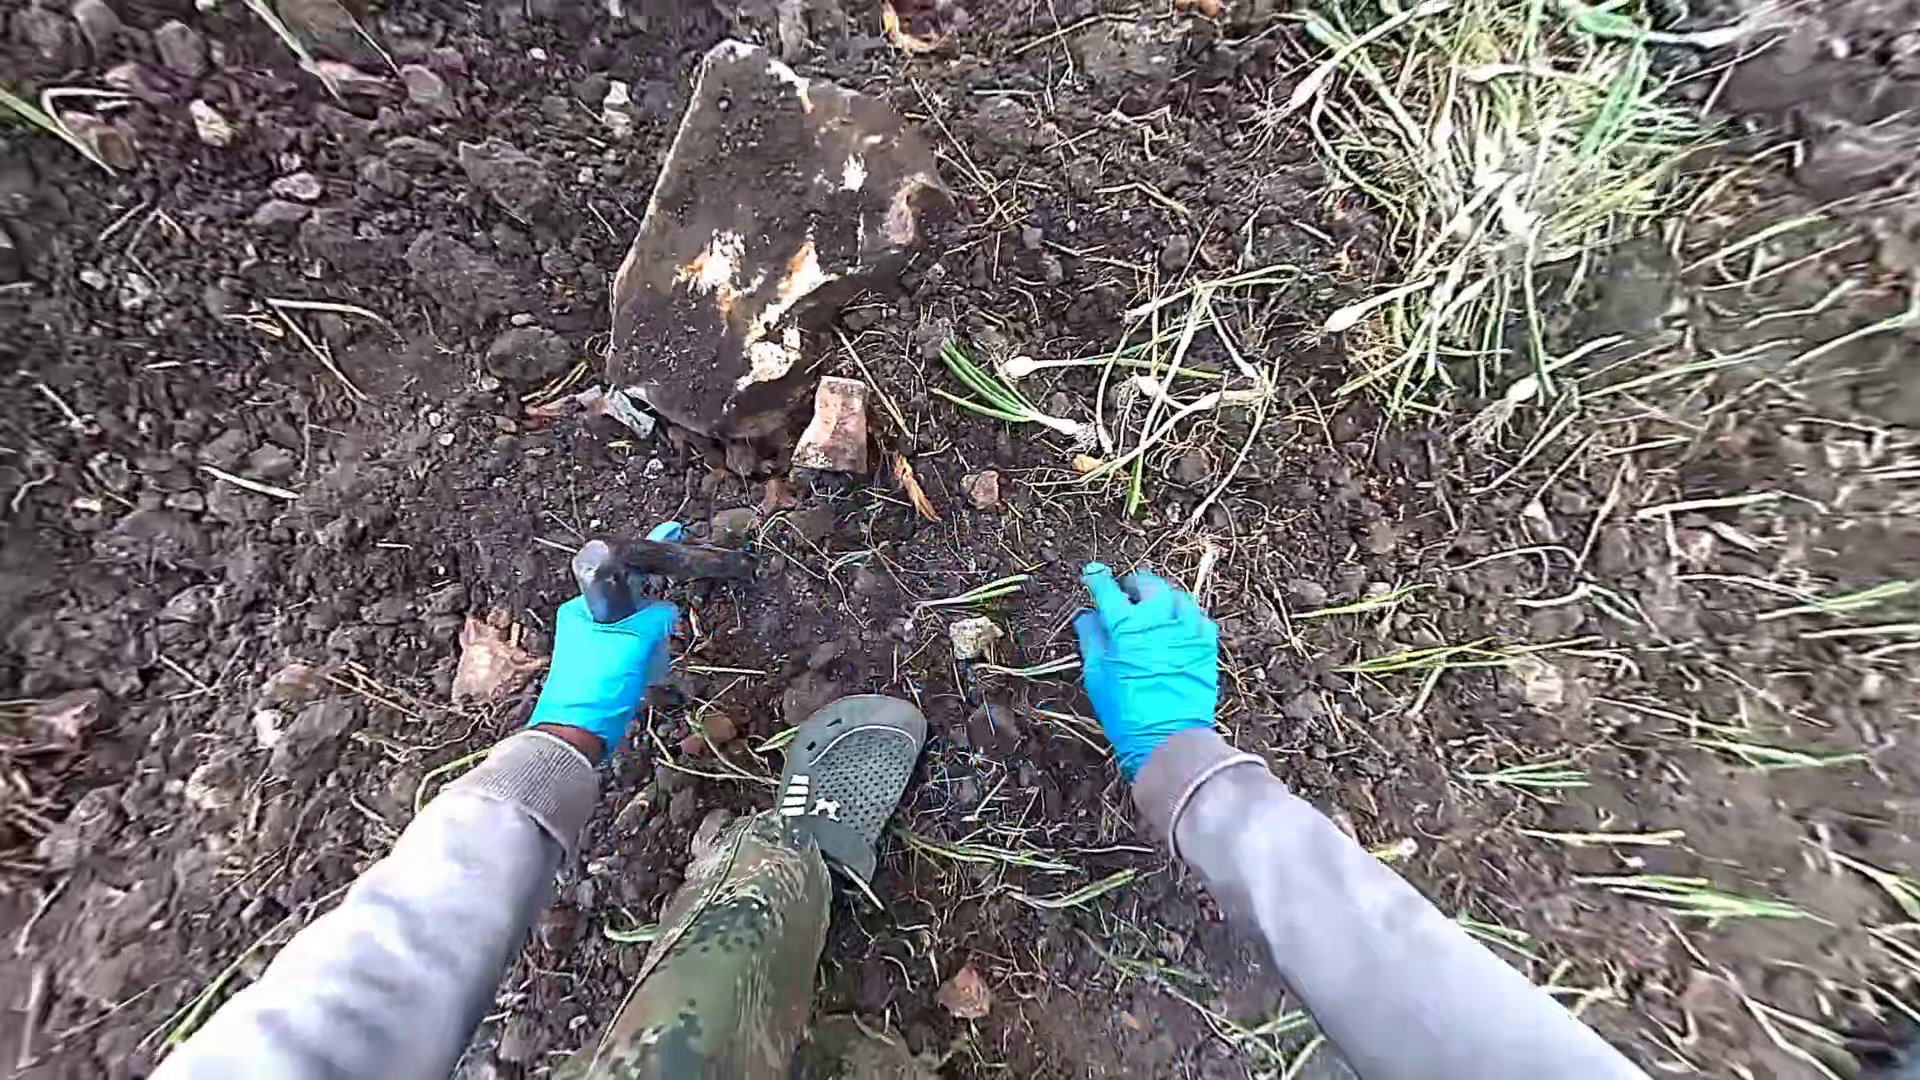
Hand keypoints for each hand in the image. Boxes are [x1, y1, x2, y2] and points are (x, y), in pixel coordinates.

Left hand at [527, 595, 677, 760]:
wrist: (582, 729)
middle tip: (648, 649)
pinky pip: (632, 657)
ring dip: (647, 653)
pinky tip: (639, 677)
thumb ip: (655, 617)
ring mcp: (592, 649)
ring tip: (642, 668)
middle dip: (648, 635)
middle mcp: (582, 627)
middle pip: (633, 617)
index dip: (645, 608)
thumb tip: (668, 609)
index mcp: (578, 612)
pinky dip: (641, 666)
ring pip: (636, 638)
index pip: (624, 593)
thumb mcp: (633, 640)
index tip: (654, 624)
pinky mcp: (602, 667)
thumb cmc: (597, 685)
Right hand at [1072, 562, 1217, 779]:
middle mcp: (1158, 621)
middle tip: (1125, 590)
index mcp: (1126, 627)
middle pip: (1147, 584)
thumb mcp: (1097, 674)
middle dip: (1133, 583)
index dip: (1098, 579)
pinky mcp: (1205, 645)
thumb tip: (1086, 615)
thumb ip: (1092, 638)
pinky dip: (1184, 613)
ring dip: (1160, 594)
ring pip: (1175, 595)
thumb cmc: (1125, 710)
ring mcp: (1186, 631)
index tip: (1092, 574)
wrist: (1169, 738)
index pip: (1109, 591)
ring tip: (1151, 603)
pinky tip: (1176, 622)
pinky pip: (1197, 616)